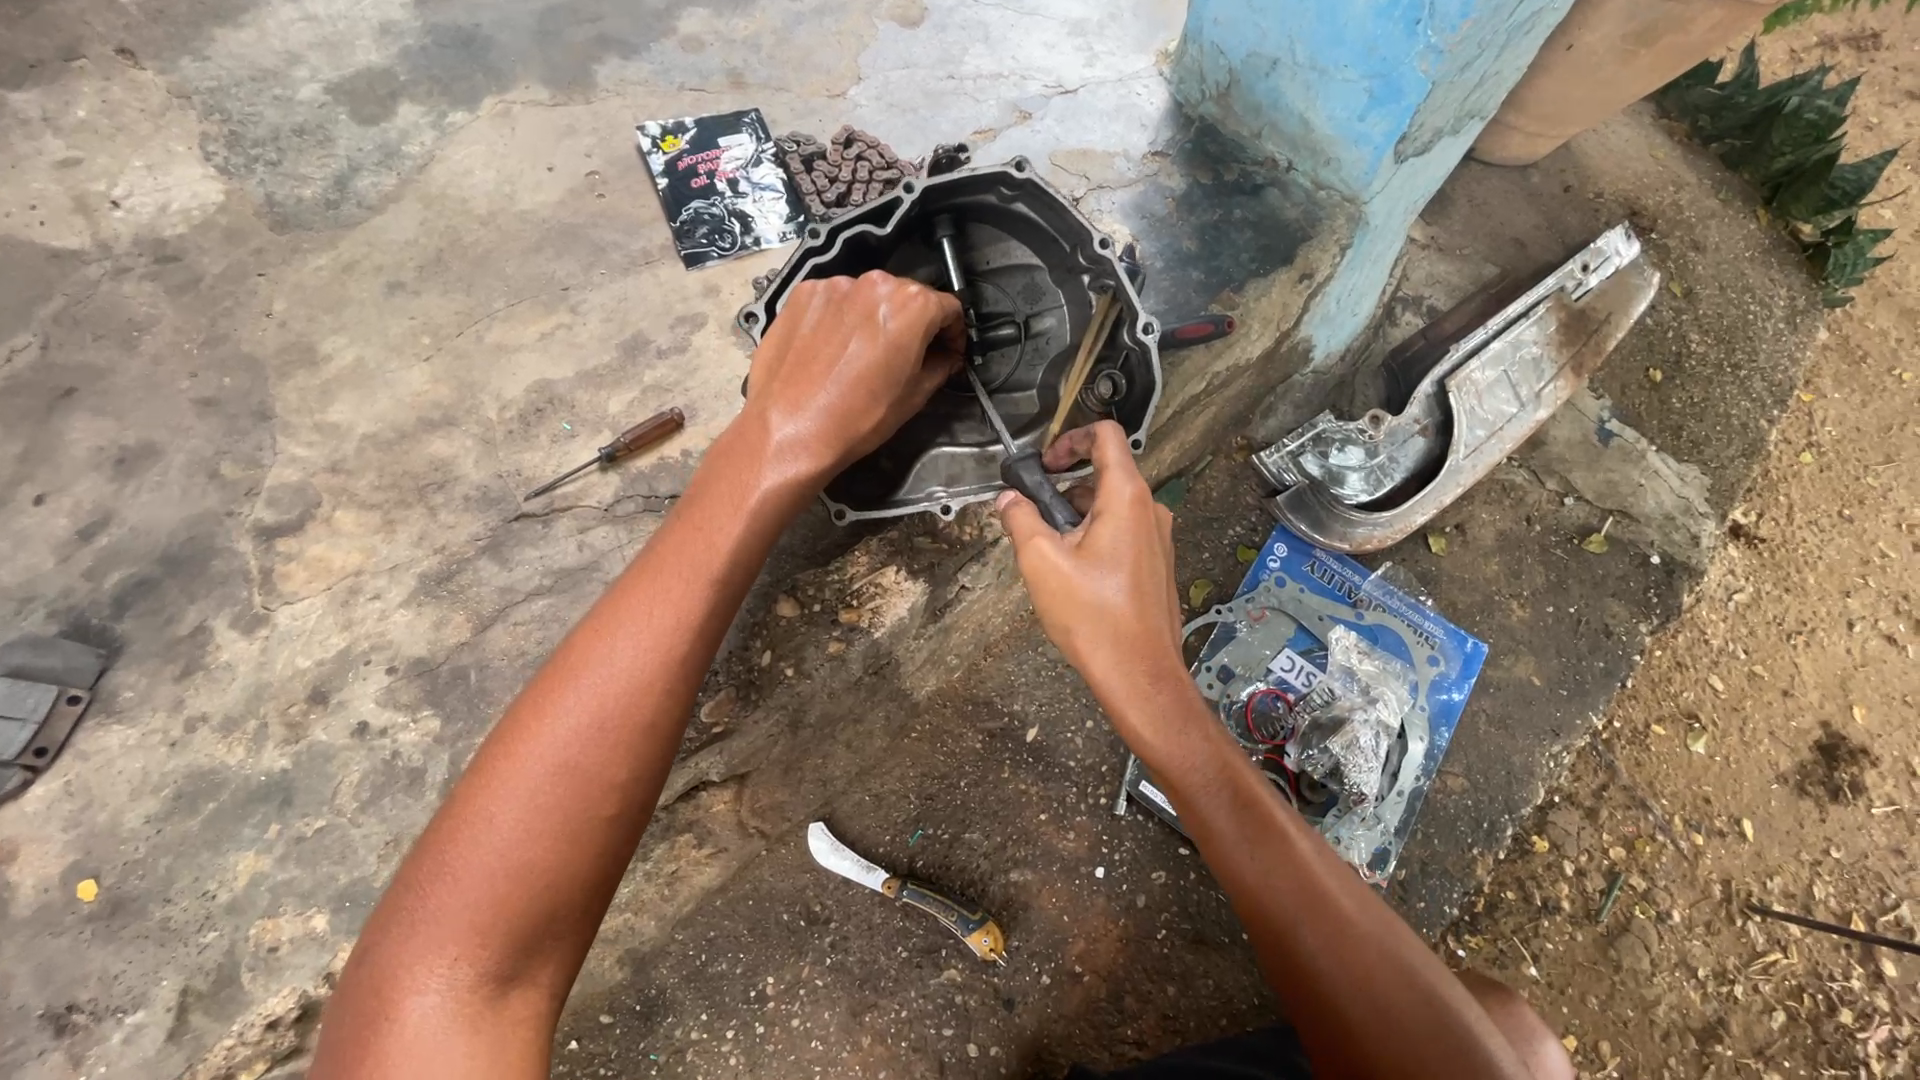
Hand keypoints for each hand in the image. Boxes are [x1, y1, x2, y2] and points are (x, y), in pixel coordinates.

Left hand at [740, 270, 964, 485]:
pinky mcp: (803, 295)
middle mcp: (875, 284)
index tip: (948, 350)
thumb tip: (945, 357)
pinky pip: (835, 302)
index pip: (948, 307)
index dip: (953, 333)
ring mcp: (835, 286)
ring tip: (863, 357)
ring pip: (868, 298)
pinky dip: (841, 319)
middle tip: (907, 357)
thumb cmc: (857, 417)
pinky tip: (835, 351)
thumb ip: (939, 366)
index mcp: (912, 306)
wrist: (791, 428)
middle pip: (907, 297)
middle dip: (913, 324)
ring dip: (874, 320)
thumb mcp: (914, 396)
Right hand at [996, 421, 1200, 752]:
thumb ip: (1020, 519)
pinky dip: (1096, 536)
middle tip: (1036, 515)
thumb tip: (1008, 500)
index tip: (1045, 465)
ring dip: (1079, 516)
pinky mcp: (1157, 564)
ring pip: (1113, 506)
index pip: (1105, 436)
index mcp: (1127, 497)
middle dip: (1065, 488)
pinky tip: (1075, 573)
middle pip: (1106, 473)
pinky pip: (1124, 533)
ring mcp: (1158, 539)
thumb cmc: (1094, 617)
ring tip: (1052, 552)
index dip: (1070, 439)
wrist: (1138, 671)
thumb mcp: (1041, 561)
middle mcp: (1150, 511)